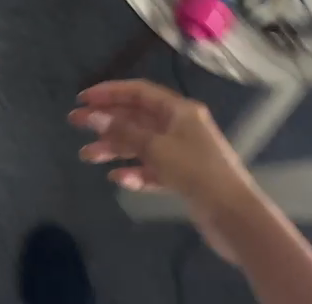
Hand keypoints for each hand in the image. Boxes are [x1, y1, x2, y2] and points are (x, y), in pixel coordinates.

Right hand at [70, 79, 259, 259]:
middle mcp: (179, 126)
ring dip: (115, 148)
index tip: (82, 99)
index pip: (138, 92)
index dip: (109, 92)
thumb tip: (93, 115)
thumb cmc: (197, 172)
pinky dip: (135, 171)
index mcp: (178, 110)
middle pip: (136, 117)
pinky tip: (118, 178)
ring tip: (87, 155)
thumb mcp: (157, 148)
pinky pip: (152, 168)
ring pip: (141, 144)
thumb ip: (123, 131)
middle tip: (75, 123)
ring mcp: (181, 152)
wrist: (236, 219)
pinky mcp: (183, 178)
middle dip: (106, 120)